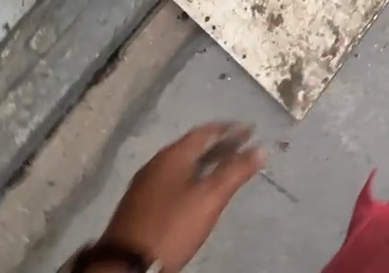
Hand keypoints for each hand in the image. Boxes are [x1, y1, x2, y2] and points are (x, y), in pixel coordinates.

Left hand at [97, 123, 265, 269]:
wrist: (126, 265)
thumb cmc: (173, 225)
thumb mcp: (211, 198)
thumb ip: (236, 171)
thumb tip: (262, 148)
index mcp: (174, 154)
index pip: (207, 131)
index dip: (230, 128)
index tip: (250, 129)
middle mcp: (158, 162)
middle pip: (193, 146)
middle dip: (219, 145)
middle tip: (241, 148)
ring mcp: (145, 182)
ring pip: (182, 163)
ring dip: (204, 162)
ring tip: (222, 168)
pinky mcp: (139, 202)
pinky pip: (171, 179)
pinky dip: (189, 176)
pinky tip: (195, 190)